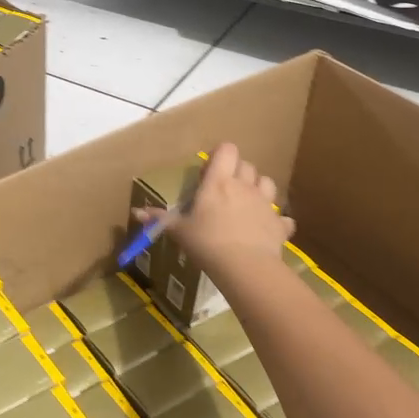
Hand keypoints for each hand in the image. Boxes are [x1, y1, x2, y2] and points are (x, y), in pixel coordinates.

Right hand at [139, 144, 294, 274]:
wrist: (245, 266)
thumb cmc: (207, 242)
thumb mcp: (179, 230)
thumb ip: (160, 219)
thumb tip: (136, 212)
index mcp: (218, 182)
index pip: (227, 150)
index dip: (220, 155)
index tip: (210, 169)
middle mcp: (244, 186)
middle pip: (247, 165)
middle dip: (238, 171)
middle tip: (224, 188)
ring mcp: (266, 204)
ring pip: (267, 183)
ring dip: (259, 188)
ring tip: (247, 203)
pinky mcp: (280, 224)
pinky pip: (282, 217)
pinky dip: (276, 221)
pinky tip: (267, 229)